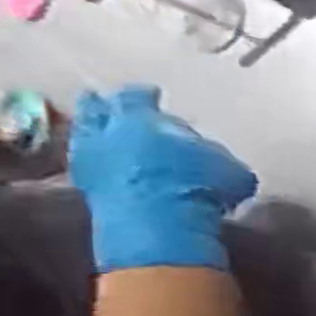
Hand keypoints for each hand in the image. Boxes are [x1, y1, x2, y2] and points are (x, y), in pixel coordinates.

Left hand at [70, 85, 256, 272]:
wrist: (160, 222)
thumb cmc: (201, 185)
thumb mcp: (230, 167)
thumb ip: (215, 154)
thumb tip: (209, 154)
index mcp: (140, 117)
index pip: (137, 96)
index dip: (145, 94)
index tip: (152, 92)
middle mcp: (107, 131)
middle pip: (97, 109)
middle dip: (105, 106)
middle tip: (110, 103)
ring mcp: (89, 159)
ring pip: (86, 136)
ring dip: (97, 134)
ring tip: (109, 136)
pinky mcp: (85, 187)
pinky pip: (89, 165)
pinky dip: (99, 162)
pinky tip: (114, 167)